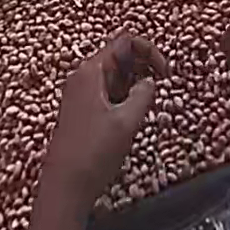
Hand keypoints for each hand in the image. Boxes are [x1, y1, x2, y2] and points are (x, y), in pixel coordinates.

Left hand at [39, 33, 169, 211]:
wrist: (64, 189)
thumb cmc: (94, 152)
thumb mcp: (126, 121)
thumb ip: (143, 94)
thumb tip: (150, 81)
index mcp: (91, 71)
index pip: (125, 41)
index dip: (149, 51)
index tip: (165, 73)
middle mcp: (83, 77)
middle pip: (120, 55)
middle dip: (144, 66)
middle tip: (161, 88)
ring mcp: (81, 94)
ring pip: (115, 75)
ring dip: (135, 83)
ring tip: (146, 106)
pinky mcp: (82, 110)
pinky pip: (108, 92)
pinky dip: (124, 96)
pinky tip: (132, 116)